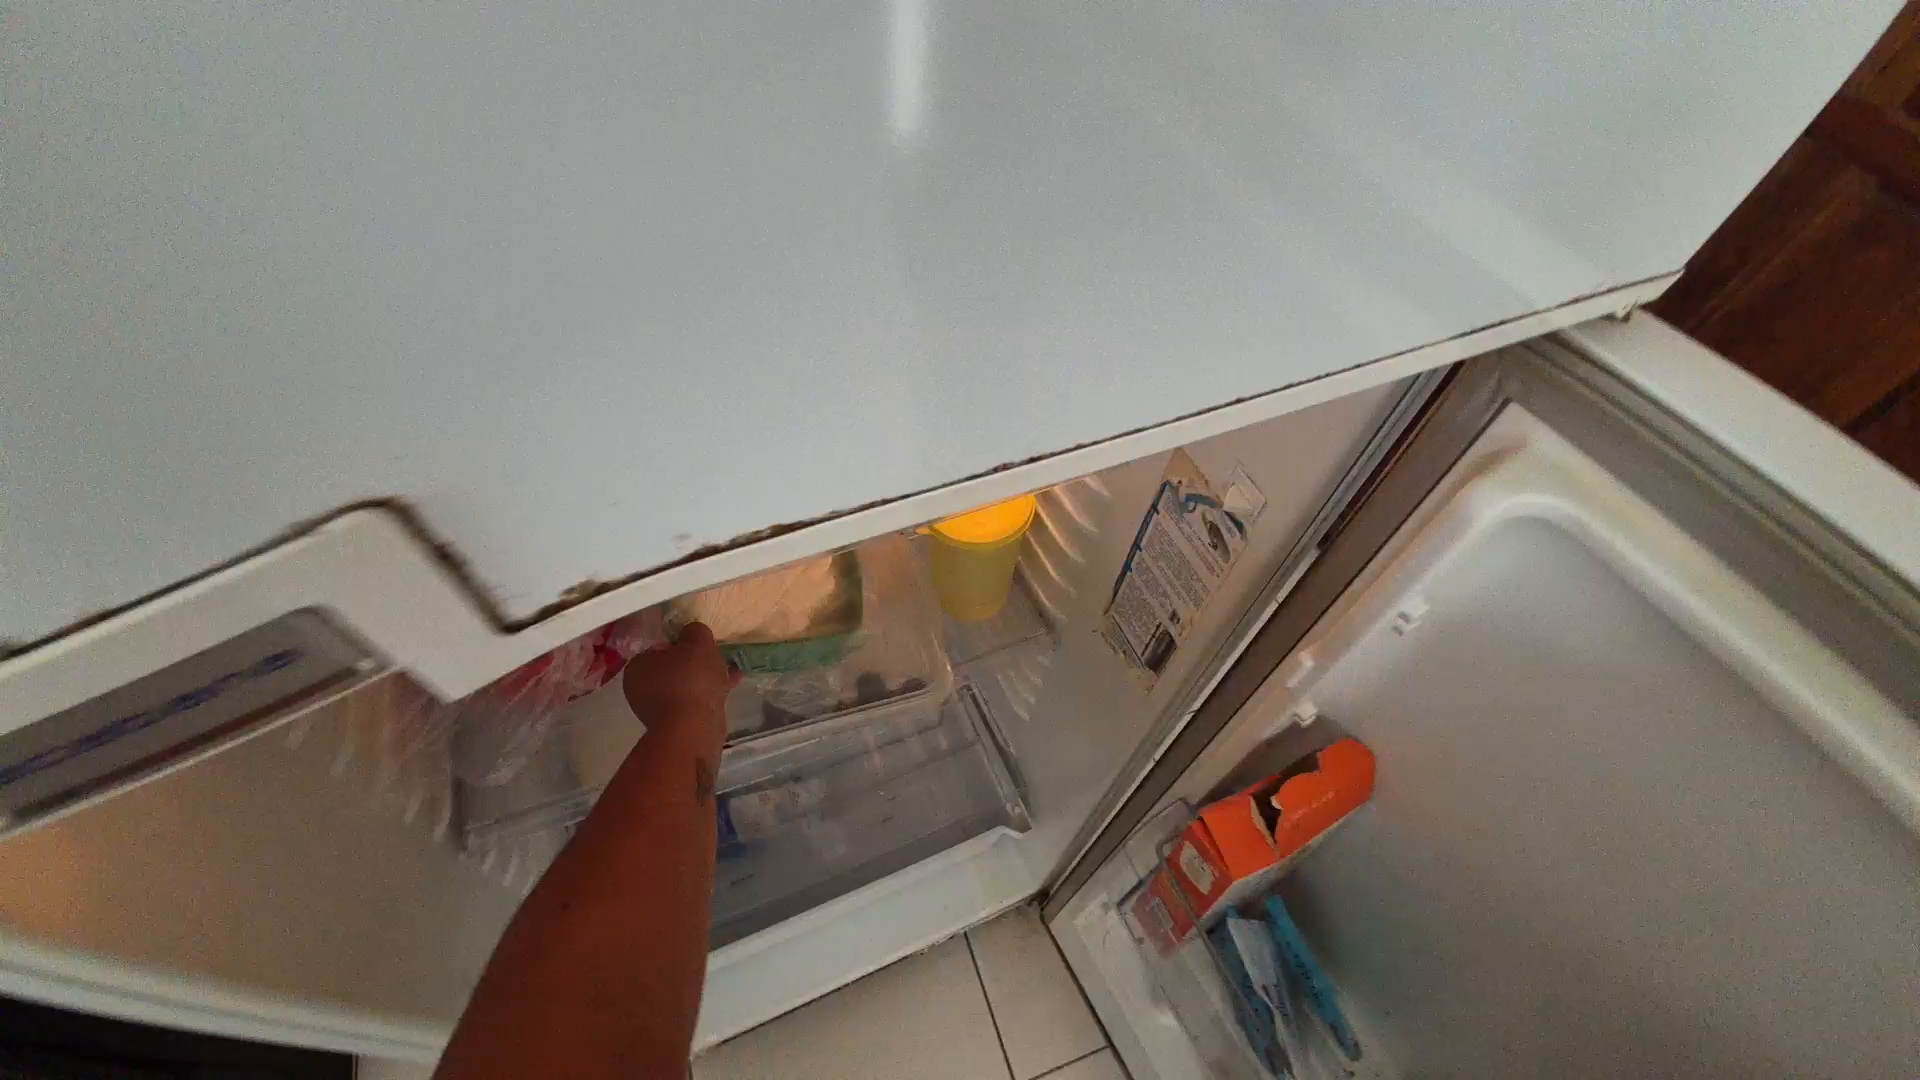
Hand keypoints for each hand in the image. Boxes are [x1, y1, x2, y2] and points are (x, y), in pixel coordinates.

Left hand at [620, 622, 734, 748]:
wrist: (694, 727)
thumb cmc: (691, 679)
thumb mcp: (697, 641)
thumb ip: (695, 631)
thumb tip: (693, 633)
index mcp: (637, 667)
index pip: (660, 648)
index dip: (683, 644)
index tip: (701, 646)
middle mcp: (640, 689)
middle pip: (673, 667)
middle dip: (696, 663)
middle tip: (716, 658)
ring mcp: (656, 709)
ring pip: (685, 685)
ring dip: (705, 678)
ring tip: (729, 671)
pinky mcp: (674, 723)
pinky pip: (692, 701)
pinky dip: (708, 693)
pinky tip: (730, 687)